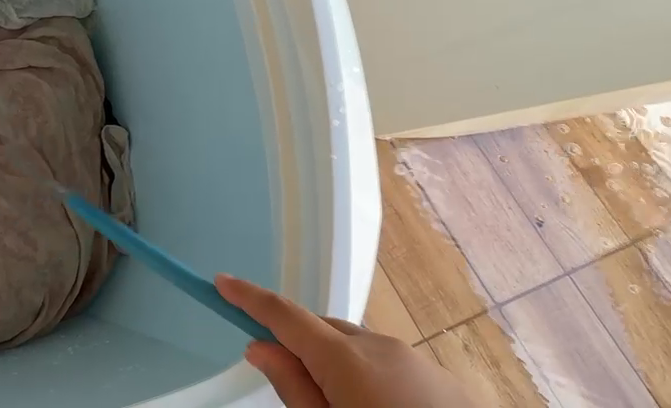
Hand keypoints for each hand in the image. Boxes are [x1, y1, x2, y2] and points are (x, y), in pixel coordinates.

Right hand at [217, 275, 472, 407]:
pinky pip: (395, 369)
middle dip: (301, 347)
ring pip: (360, 350)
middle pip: (323, 331)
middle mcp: (381, 346)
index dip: (248, 297)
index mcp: (346, 358)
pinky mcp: (450, 384)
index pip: (284, 313)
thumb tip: (261, 349)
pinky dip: (378, 382)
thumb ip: (293, 390)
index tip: (220, 281)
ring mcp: (420, 362)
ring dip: (342, 368)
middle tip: (295, 387)